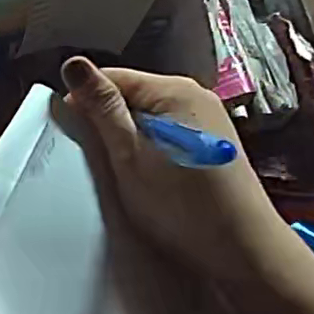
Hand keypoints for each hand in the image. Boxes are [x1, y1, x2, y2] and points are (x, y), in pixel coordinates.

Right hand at [59, 57, 287, 280]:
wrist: (242, 250)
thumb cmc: (180, 204)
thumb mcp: (129, 155)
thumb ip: (102, 108)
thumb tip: (73, 63)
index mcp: (173, 90)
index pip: (112, 77)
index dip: (84, 101)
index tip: (71, 135)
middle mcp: (194, 95)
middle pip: (131, 95)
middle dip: (107, 121)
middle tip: (96, 159)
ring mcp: (207, 120)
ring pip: (148, 116)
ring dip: (127, 138)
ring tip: (120, 171)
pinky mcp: (212, 143)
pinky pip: (166, 133)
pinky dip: (148, 149)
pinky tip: (148, 176)